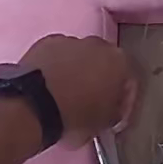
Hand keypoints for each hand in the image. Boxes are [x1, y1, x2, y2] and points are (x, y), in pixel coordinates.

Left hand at [18, 34, 137, 147]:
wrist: (31, 106)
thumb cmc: (75, 116)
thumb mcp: (104, 123)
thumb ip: (115, 111)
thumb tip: (111, 110)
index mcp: (121, 62)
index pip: (131, 82)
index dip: (126, 103)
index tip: (117, 118)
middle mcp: (99, 45)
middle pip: (106, 64)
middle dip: (102, 81)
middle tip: (95, 102)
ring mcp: (70, 40)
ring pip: (82, 57)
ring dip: (79, 72)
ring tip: (69, 94)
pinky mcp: (45, 42)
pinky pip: (58, 56)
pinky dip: (58, 68)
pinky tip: (51, 85)